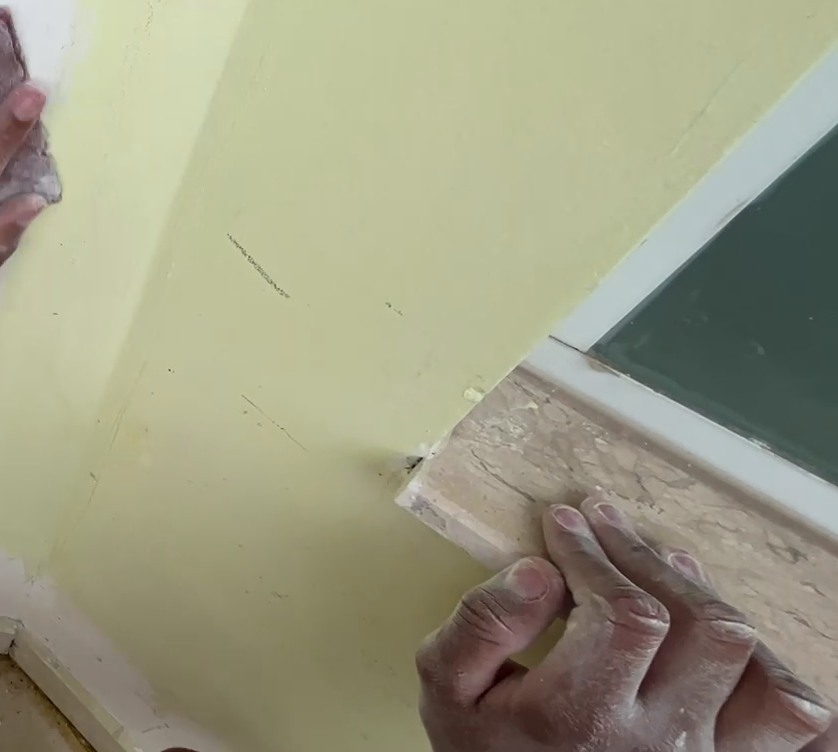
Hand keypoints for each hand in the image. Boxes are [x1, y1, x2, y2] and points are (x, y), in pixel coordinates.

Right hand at [417, 497, 833, 751]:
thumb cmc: (481, 747)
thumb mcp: (446, 683)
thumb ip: (481, 622)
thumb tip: (535, 568)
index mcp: (584, 713)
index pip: (625, 612)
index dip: (595, 553)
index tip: (564, 520)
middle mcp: (665, 741)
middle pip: (705, 631)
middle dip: (648, 559)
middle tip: (607, 524)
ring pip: (770, 679)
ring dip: (717, 607)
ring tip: (668, 566)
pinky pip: (808, 739)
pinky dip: (782, 682)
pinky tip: (732, 642)